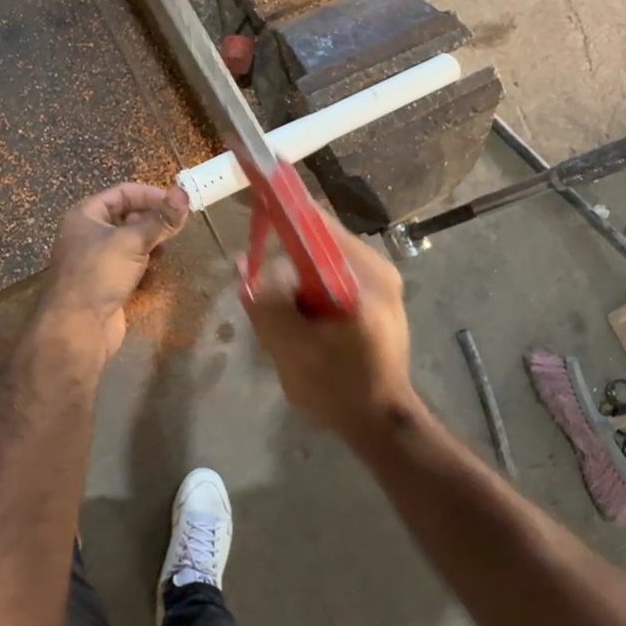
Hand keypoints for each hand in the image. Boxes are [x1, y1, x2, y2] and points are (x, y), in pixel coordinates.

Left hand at [40, 182, 191, 358]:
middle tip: (177, 226)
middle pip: (126, 216)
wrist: (78, 327)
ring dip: (149, 243)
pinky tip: (155, 272)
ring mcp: (95, 259)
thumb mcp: (132, 241)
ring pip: (129, 242)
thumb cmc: (100, 273)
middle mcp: (88, 233)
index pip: (122, 193)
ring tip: (167, 248)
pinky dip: (143, 265)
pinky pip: (128, 265)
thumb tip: (184, 194)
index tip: (176, 205)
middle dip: (152, 220)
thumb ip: (160, 219)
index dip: (150, 195)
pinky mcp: (104, 282)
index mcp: (86, 214)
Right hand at [243, 207, 417, 441]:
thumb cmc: (338, 387)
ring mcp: (382, 283)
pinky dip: (313, 285)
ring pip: (326, 258)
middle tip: (259, 273)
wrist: (380, 425)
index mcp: (362, 273)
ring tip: (282, 306)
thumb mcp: (290, 347)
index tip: (253, 200)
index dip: (281, 209)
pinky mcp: (378, 299)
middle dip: (286, 250)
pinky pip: (336, 276)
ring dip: (298, 272)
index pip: (315, 221)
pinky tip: (301, 315)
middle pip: (321, 238)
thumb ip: (264, 301)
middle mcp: (378, 268)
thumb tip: (242, 262)